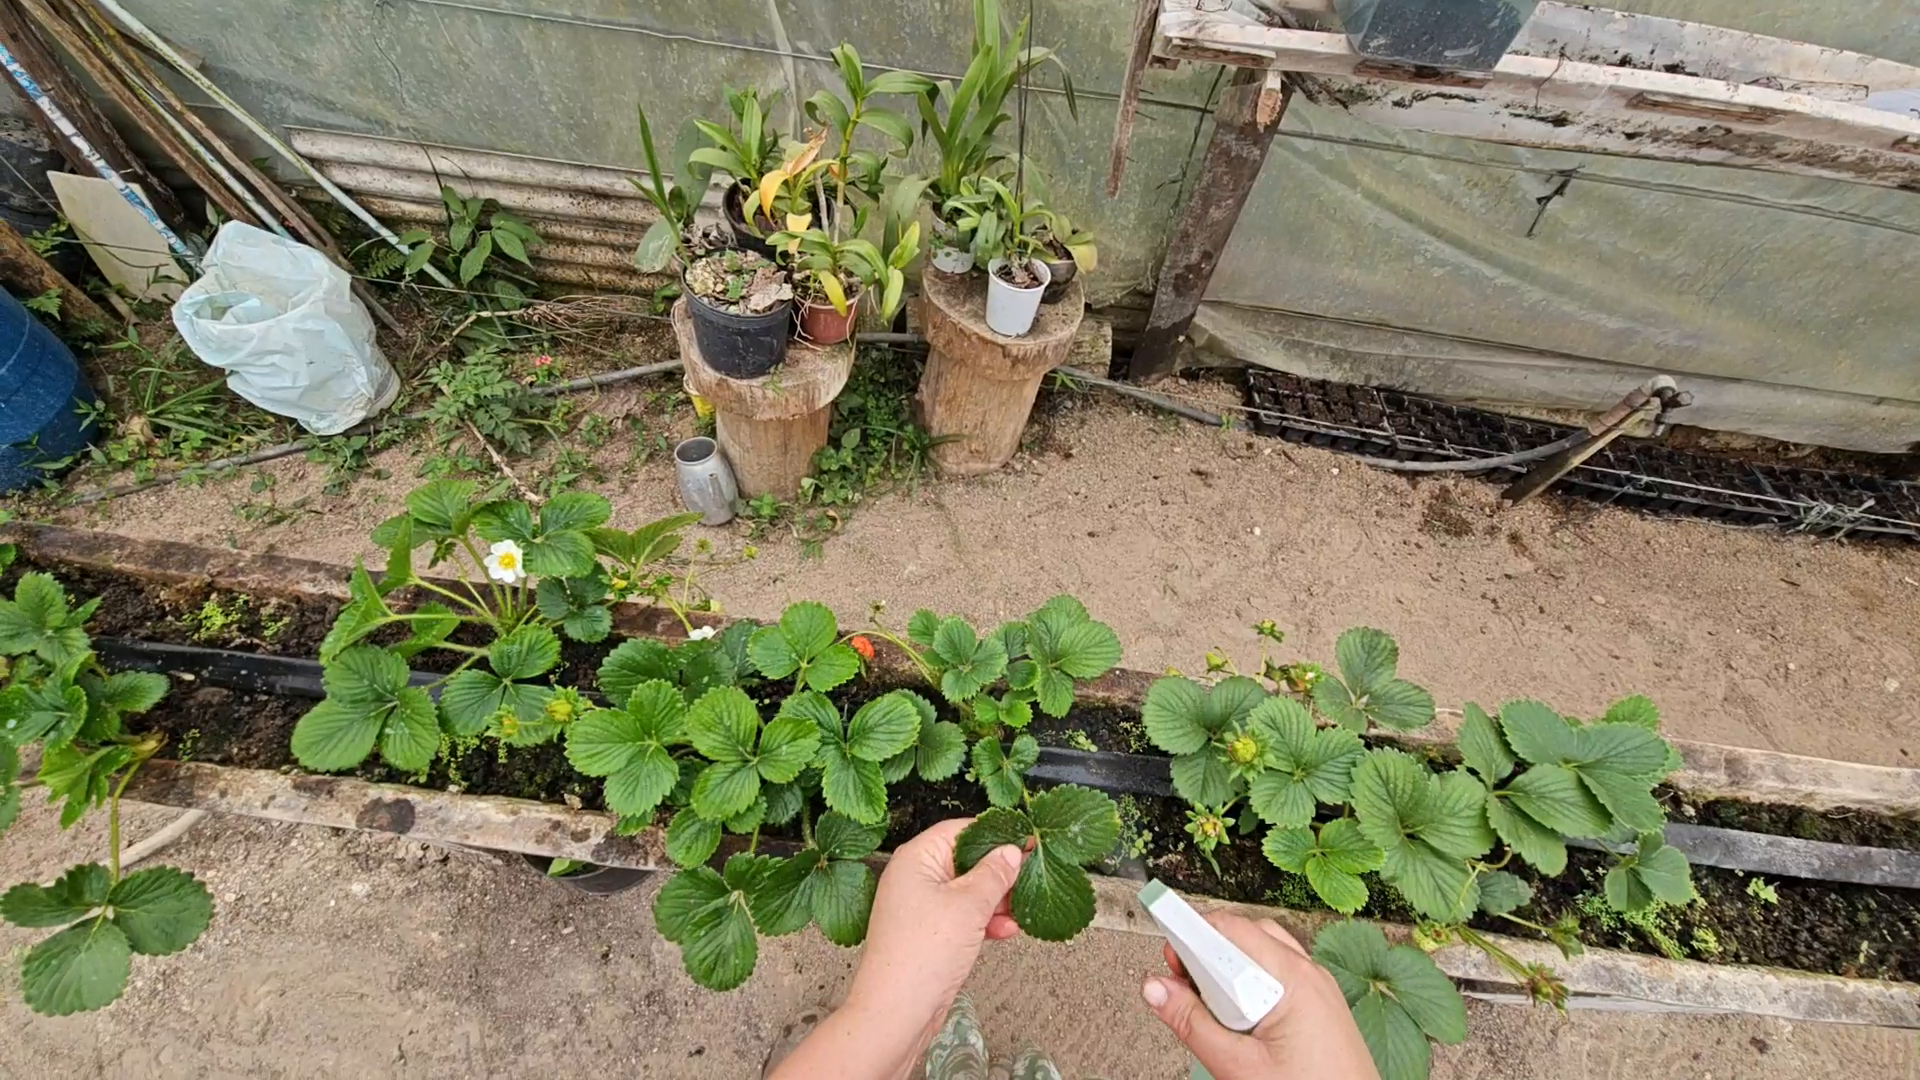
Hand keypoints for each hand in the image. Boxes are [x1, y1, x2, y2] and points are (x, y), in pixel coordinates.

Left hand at [846, 817, 1024, 1024]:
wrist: (894, 1016)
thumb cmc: (922, 954)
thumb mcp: (968, 906)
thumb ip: (993, 874)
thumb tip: (1010, 851)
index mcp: (917, 858)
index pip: (960, 830)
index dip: (994, 834)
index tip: (1025, 839)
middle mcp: (915, 877)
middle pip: (965, 861)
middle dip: (998, 871)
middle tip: (1029, 875)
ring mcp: (921, 907)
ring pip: (967, 891)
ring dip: (995, 900)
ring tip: (1022, 907)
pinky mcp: (929, 934)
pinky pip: (962, 917)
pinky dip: (984, 921)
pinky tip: (1007, 930)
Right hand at [1142, 912, 1378, 1079]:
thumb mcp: (1240, 1069)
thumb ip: (1192, 1023)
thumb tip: (1155, 987)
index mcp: (1294, 980)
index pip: (1231, 930)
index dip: (1193, 934)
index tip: (1167, 949)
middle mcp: (1310, 975)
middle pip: (1245, 936)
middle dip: (1208, 952)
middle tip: (1182, 982)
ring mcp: (1320, 991)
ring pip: (1262, 954)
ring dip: (1230, 969)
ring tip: (1211, 1005)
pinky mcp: (1323, 1009)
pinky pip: (1279, 977)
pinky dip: (1251, 985)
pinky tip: (1240, 1018)